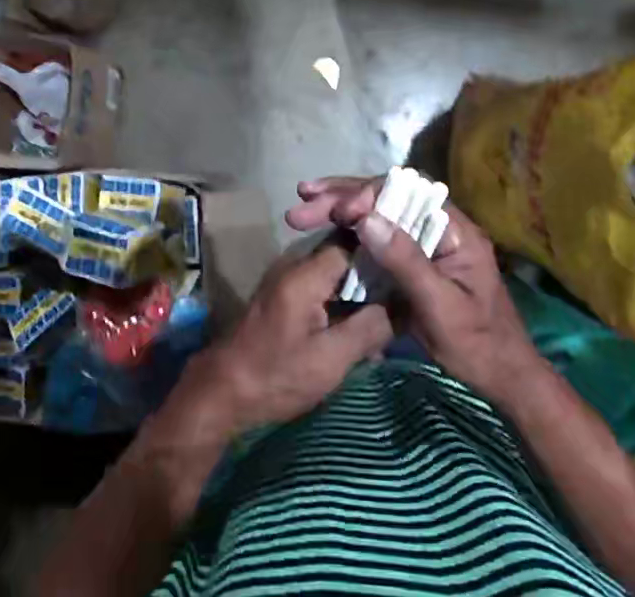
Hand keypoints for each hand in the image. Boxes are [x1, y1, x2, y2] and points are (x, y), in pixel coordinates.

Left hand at [172, 242, 393, 438]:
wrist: (221, 394)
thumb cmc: (276, 376)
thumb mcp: (331, 358)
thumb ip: (370, 327)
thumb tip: (405, 304)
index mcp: (306, 273)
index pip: (354, 241)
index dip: (384, 250)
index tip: (413, 262)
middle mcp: (295, 267)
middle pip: (346, 255)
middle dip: (377, 273)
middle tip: (407, 293)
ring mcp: (287, 282)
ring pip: (336, 275)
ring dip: (362, 293)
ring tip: (392, 314)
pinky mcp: (284, 299)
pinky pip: (322, 289)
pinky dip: (344, 304)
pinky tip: (364, 329)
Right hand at [288, 176, 545, 403]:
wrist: (501, 376)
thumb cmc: (476, 344)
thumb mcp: (439, 306)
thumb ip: (405, 261)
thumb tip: (366, 218)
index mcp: (455, 230)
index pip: (408, 193)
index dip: (369, 193)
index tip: (338, 208)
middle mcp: (441, 226)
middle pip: (389, 196)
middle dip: (344, 195)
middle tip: (303, 200)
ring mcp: (427, 241)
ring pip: (380, 212)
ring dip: (341, 206)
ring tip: (302, 205)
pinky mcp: (415, 258)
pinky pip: (380, 234)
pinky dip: (350, 228)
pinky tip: (325, 227)